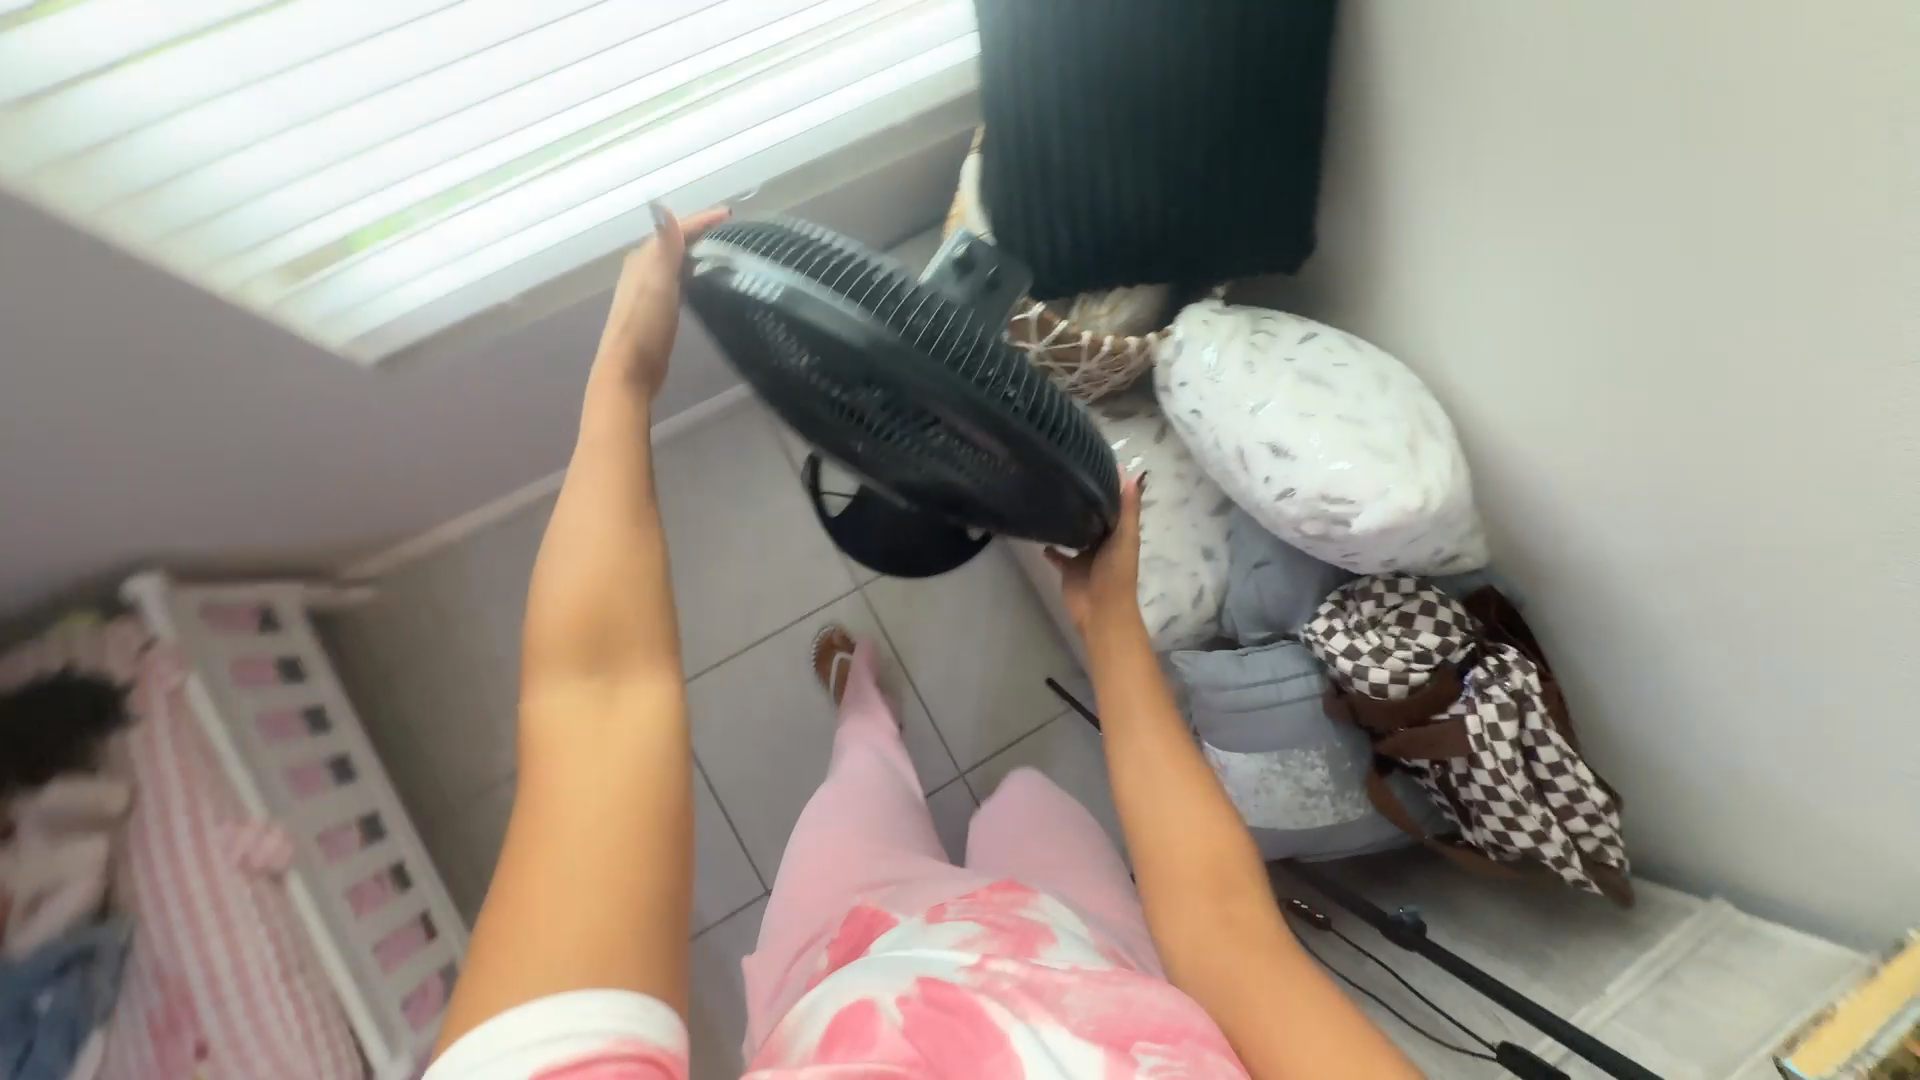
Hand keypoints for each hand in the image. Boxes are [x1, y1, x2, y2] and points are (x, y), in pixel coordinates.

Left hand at [592, 203, 730, 399]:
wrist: (630, 370)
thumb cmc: (645, 327)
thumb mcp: (658, 283)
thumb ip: (664, 247)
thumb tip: (661, 205)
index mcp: (644, 259)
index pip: (675, 230)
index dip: (702, 220)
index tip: (730, 215)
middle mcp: (644, 270)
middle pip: (675, 242)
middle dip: (702, 233)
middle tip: (732, 233)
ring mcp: (649, 290)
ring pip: (676, 262)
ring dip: (697, 253)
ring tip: (724, 253)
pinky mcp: (657, 310)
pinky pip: (678, 281)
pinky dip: (693, 274)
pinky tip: (704, 283)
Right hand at [1045, 469, 1145, 638]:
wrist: (1101, 610)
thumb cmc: (1116, 573)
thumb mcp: (1125, 536)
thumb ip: (1128, 508)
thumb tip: (1134, 472)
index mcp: (1119, 532)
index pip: (1114, 503)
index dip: (1107, 484)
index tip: (1093, 460)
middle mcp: (1103, 541)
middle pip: (1094, 516)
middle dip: (1084, 501)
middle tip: (1064, 475)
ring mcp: (1085, 555)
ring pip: (1075, 533)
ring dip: (1067, 521)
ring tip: (1050, 500)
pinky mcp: (1069, 569)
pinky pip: (1058, 554)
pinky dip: (1050, 547)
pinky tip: (1039, 533)